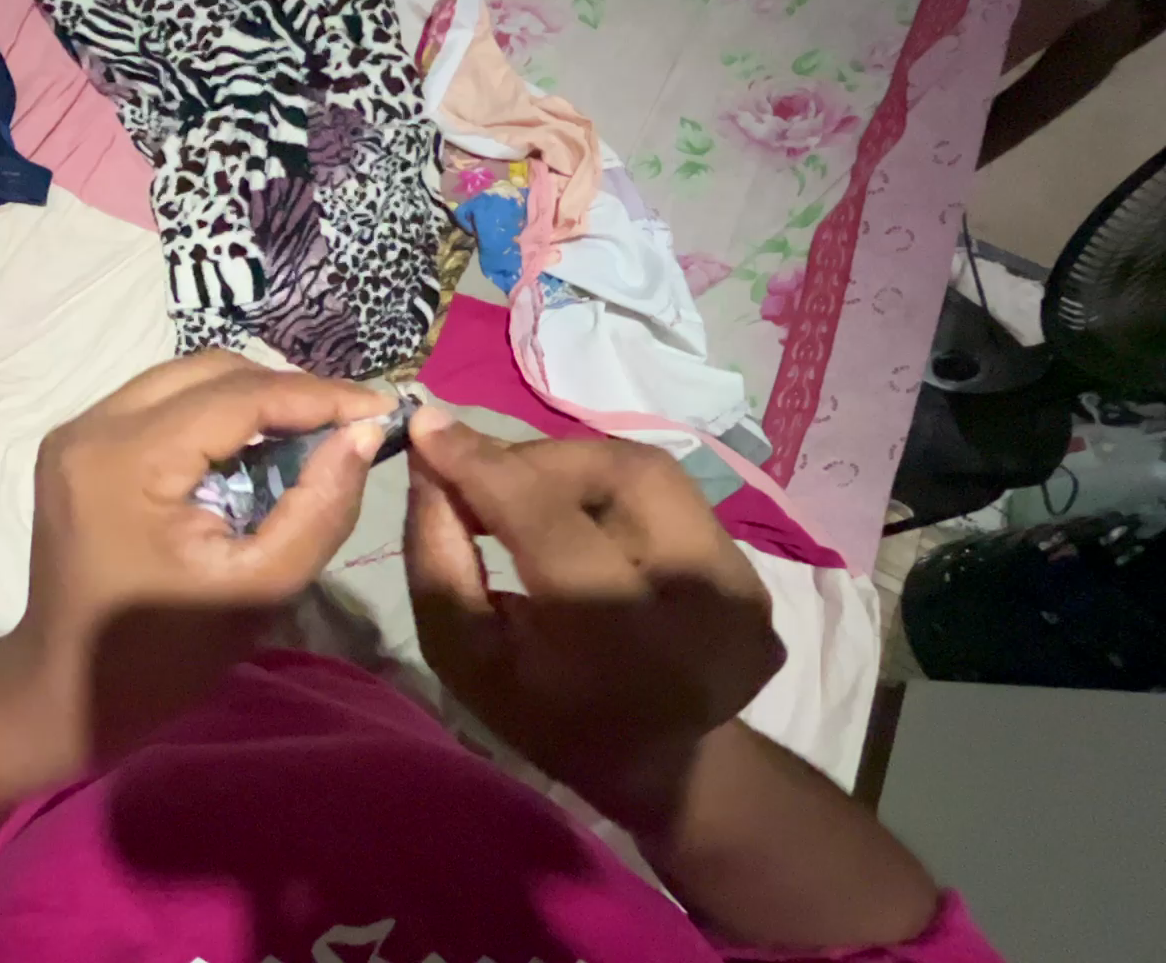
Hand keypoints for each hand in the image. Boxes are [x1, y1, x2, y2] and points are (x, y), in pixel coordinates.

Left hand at [19, 350, 393, 759]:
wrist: (68, 691)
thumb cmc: (164, 657)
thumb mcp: (258, 590)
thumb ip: (318, 508)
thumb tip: (362, 433)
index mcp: (126, 460)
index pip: (238, 396)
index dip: (318, 395)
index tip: (381, 405)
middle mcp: (91, 426)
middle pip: (209, 371)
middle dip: (285, 391)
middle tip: (344, 425)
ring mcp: (76, 432)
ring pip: (184, 379)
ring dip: (250, 398)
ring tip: (305, 434)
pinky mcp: (77, 445)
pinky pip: (160, 403)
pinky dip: (213, 415)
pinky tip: (248, 448)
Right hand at [402, 409, 783, 829]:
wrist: (656, 761)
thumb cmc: (537, 712)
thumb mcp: (459, 651)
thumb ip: (436, 554)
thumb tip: (430, 462)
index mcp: (619, 647)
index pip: (547, 523)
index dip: (483, 465)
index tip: (428, 425)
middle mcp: (703, 607)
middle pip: (613, 477)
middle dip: (528, 461)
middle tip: (476, 476)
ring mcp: (746, 588)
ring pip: (644, 471)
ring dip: (565, 466)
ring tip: (520, 493)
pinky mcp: (756, 574)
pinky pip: (665, 495)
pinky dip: (602, 488)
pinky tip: (571, 516)